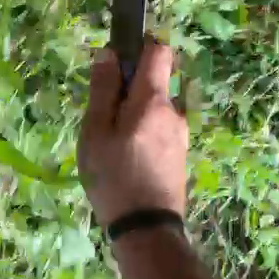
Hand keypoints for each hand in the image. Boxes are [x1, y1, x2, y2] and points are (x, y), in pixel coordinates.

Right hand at [77, 41, 187, 226]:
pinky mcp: (180, 155)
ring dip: (136, 111)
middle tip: (104, 111)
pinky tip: (126, 155)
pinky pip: (160, 127)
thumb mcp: (97, 129)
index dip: (139, 46)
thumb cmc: (115, 175)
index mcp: (154, 99)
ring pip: (156, 106)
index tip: (117, 60)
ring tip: (112, 138)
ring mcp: (181, 135)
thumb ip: (104, 88)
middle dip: (130, 86)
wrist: (147, 231)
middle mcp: (174, 111)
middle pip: (155, 80)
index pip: (159, 51)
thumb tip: (109, 53)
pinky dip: (144, 129)